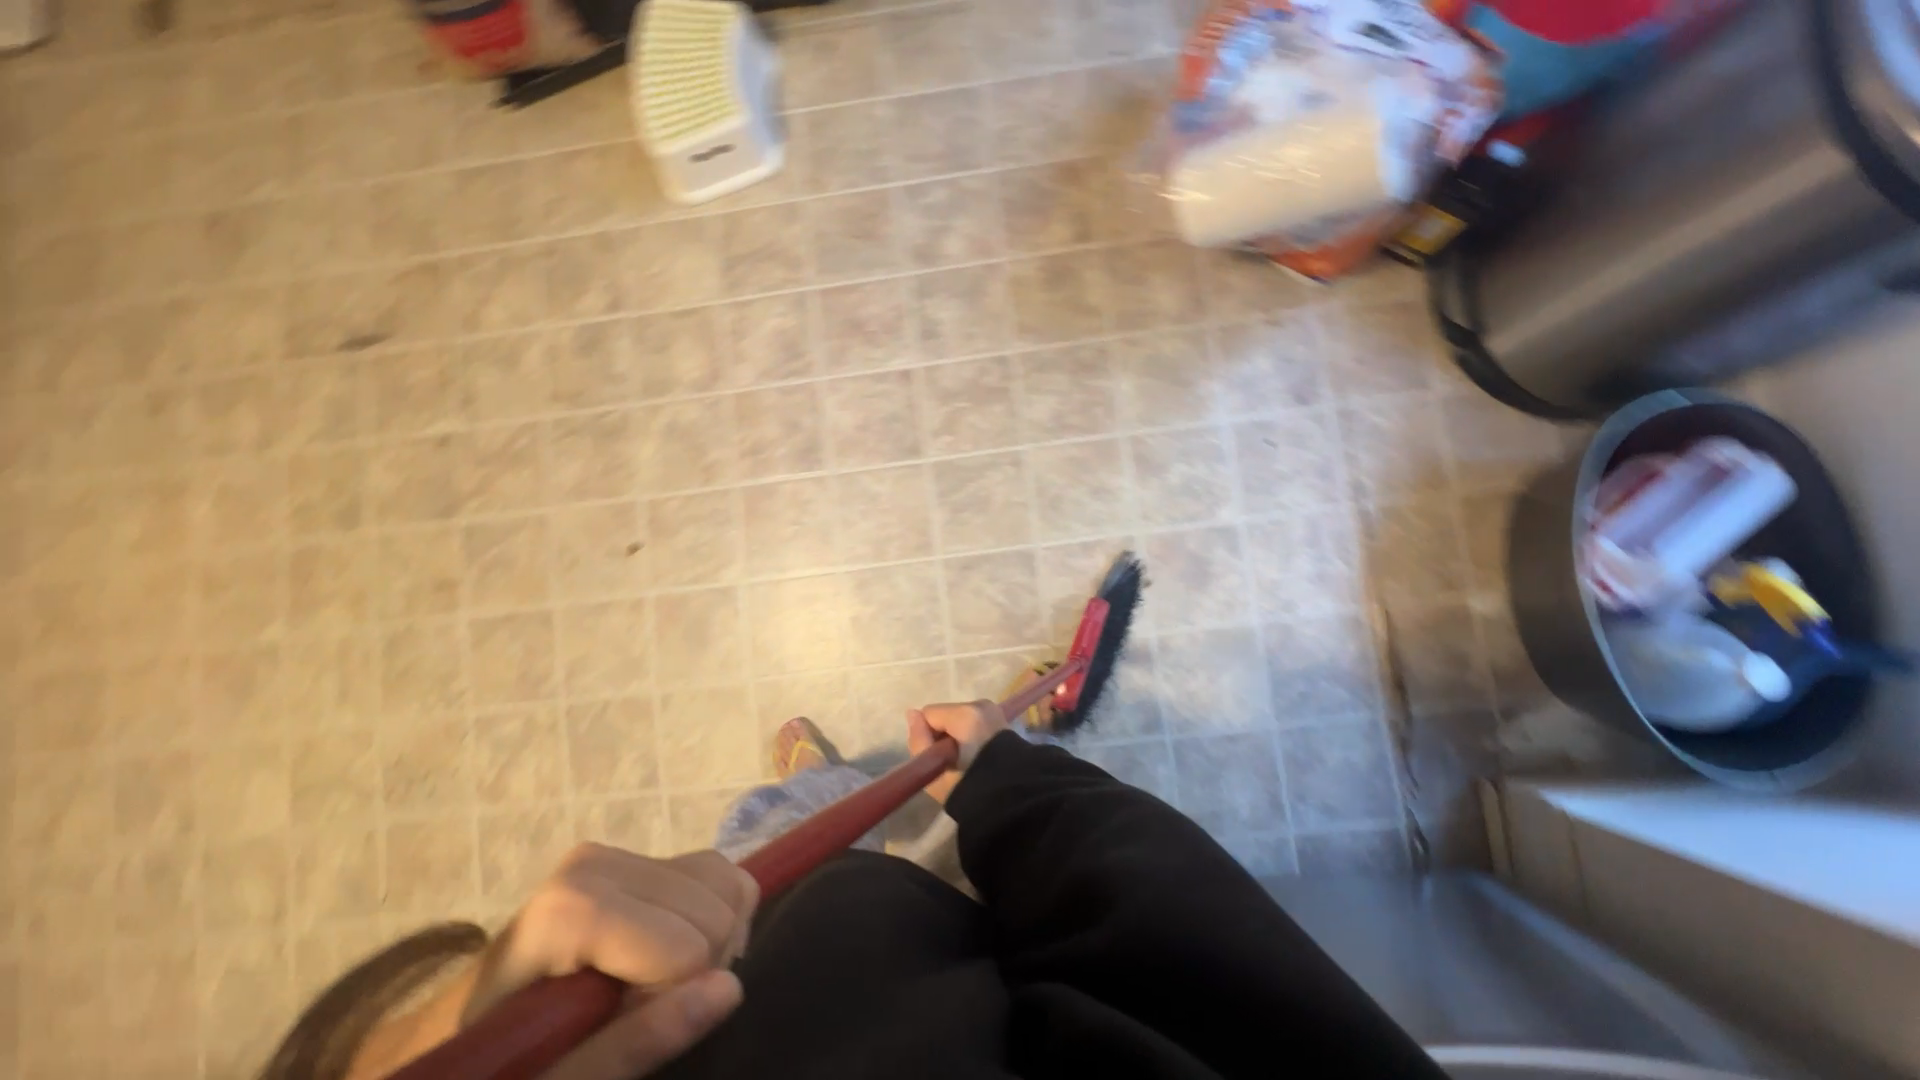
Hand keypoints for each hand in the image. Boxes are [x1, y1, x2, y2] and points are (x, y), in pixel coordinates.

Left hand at [470, 844, 758, 1078]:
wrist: (468, 1028)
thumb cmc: (508, 1064)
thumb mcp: (563, 1076)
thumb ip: (637, 1041)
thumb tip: (729, 988)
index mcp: (569, 911)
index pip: (686, 950)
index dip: (668, 1002)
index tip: (616, 1025)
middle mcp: (595, 864)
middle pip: (713, 913)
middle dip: (697, 969)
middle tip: (637, 1006)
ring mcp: (615, 854)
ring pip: (726, 885)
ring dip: (714, 942)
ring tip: (655, 979)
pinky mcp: (632, 855)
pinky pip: (718, 872)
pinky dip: (719, 915)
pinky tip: (674, 949)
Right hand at [907, 700, 1009, 802]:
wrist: (1012, 800)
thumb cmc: (969, 786)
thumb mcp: (935, 770)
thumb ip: (919, 740)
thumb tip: (912, 714)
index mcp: (966, 714)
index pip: (929, 714)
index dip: (927, 737)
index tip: (935, 760)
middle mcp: (981, 706)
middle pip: (945, 716)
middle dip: (942, 737)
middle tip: (949, 765)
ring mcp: (994, 713)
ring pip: (959, 721)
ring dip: (956, 739)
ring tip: (964, 765)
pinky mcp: (1002, 723)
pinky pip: (974, 725)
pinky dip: (970, 739)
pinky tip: (975, 760)